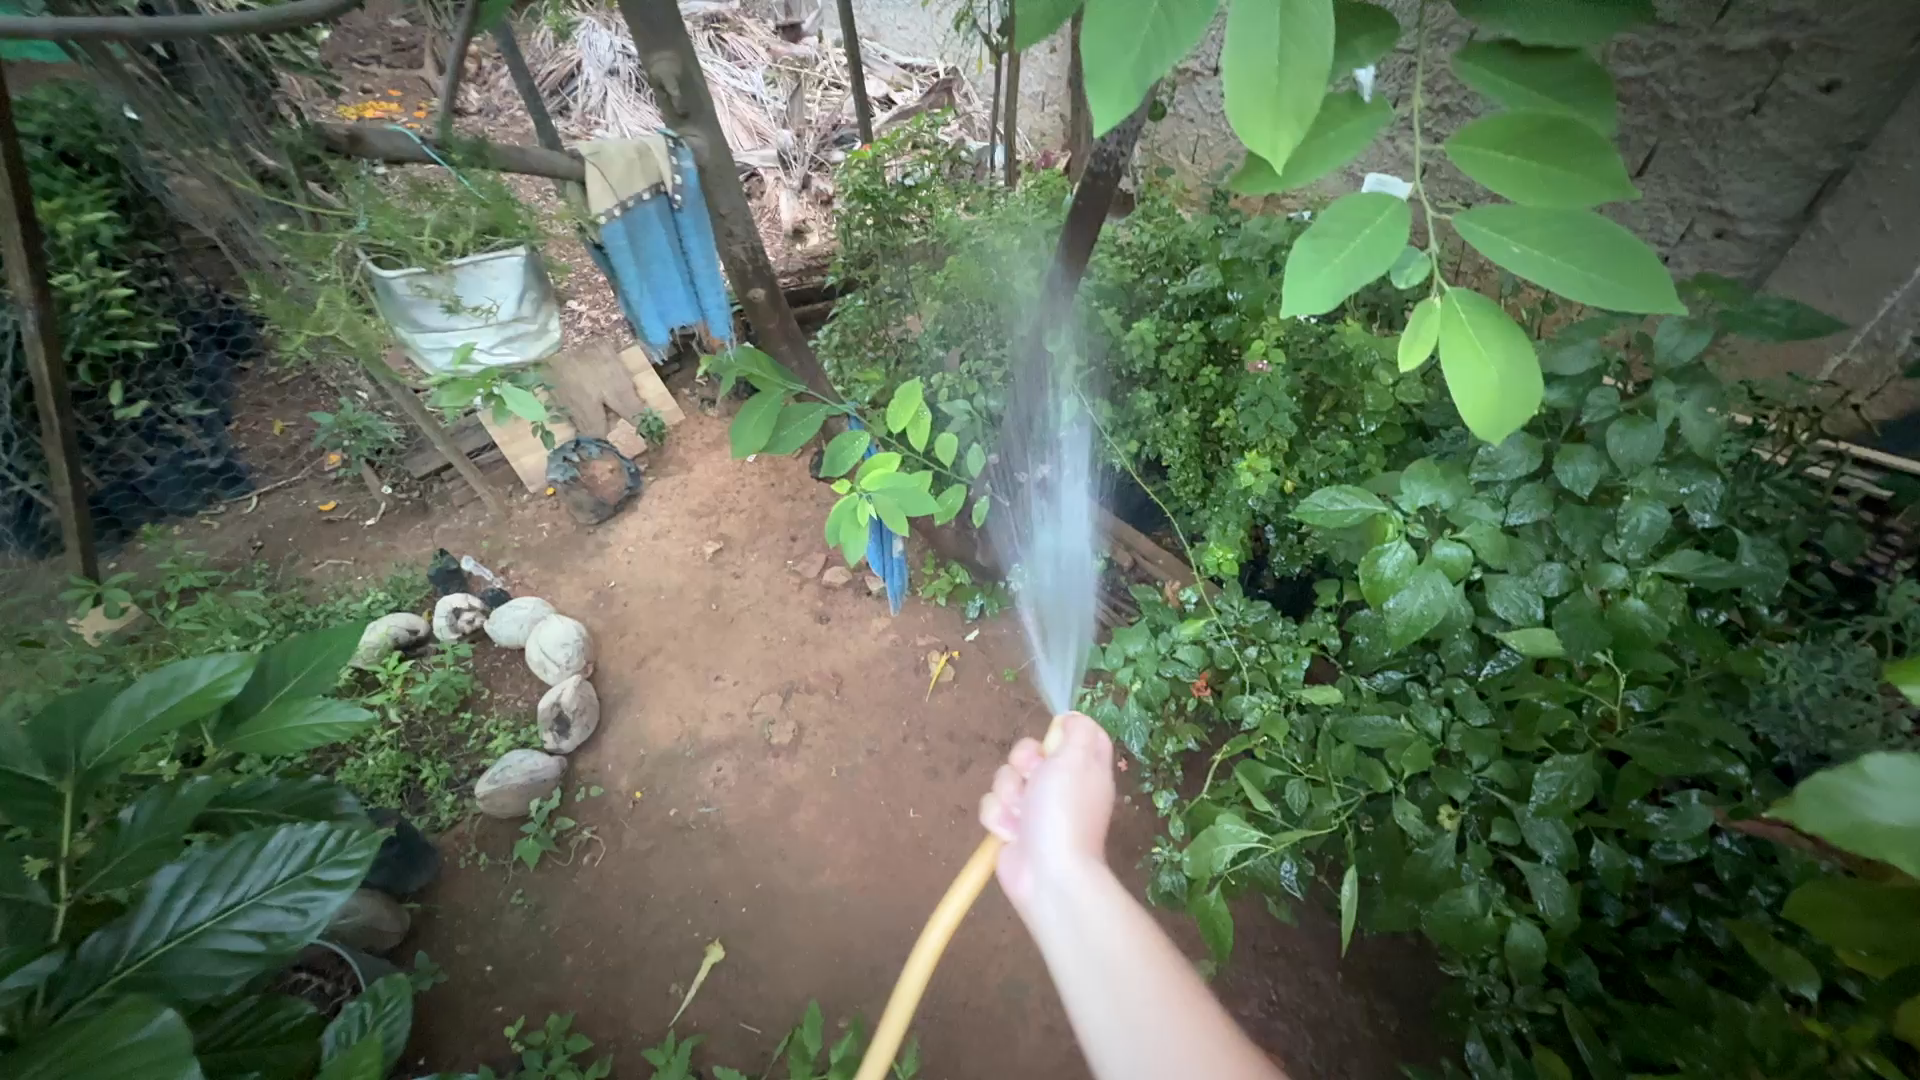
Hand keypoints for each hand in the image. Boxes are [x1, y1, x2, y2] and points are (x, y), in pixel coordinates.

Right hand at [979, 711, 1116, 919]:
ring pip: (1005, 778)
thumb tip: (1071, 718)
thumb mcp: (1078, 759)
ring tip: (1022, 815)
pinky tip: (1012, 833)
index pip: (1074, 734)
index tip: (1052, 742)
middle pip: (1029, 752)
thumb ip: (1077, 731)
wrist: (1047, 872)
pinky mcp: (1011, 826)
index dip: (1059, 733)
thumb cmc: (1065, 811)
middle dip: (1022, 763)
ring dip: (1008, 794)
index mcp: (1083, 767)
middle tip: (1034, 779)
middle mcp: (1059, 784)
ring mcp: (1034, 807)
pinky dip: (999, 818)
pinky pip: (992, 805)